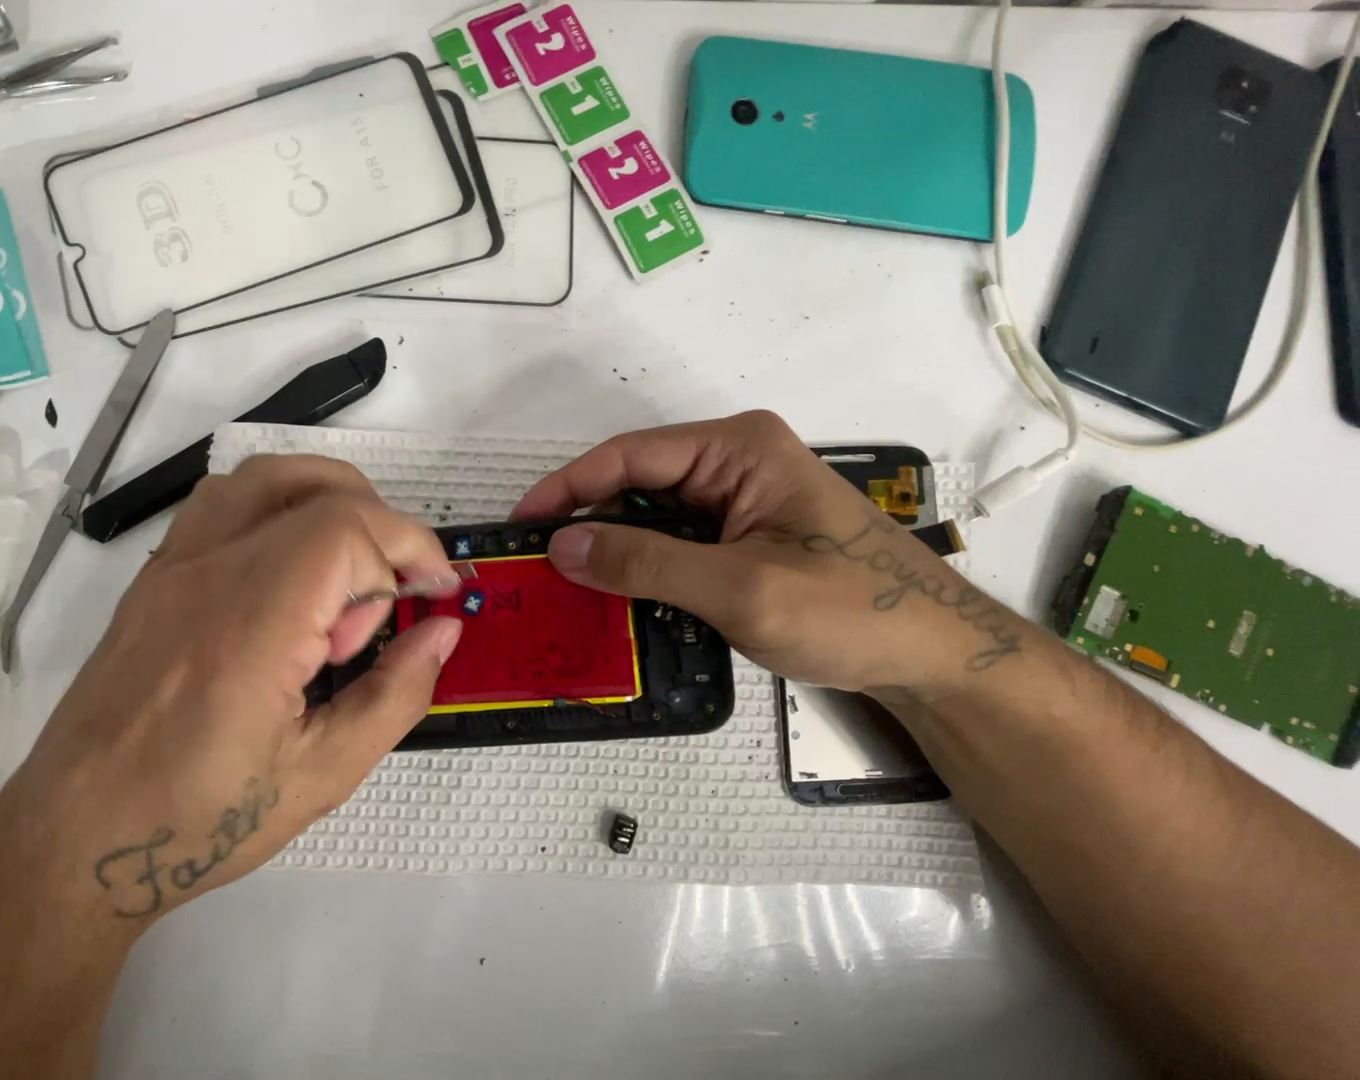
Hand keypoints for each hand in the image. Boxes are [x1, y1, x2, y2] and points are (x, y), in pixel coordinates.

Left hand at [25, 454, 463, 920]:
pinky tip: (290, 572)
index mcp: (253, 626)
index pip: (347, 530)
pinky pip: (222, 502)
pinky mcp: (153, 577)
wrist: (76, 838)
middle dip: (382, 531)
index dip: (412, 549)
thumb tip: (442, 631)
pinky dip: (276, 507)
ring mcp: (173, 567)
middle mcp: (208, 574)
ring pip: (264, 478)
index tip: (437, 595)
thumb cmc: (199, 821)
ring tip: (350, 571)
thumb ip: (395, 695)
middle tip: (395, 599)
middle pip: (317, 492)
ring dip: (329, 501)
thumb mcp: (321, 776)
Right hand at [512, 411, 1028, 696]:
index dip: (567, 488)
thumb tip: (560, 547)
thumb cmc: (853, 613)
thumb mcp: (742, 589)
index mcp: (738, 449)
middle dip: (584, 521)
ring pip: (649, 516)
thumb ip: (647, 564)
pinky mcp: (742, 536)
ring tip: (563, 587)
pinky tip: (614, 598)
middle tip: (534, 566)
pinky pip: (673, 543)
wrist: (938, 657)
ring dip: (610, 550)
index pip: (629, 456)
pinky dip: (640, 568)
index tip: (519, 525)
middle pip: (634, 482)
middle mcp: (734, 462)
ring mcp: (739, 500)